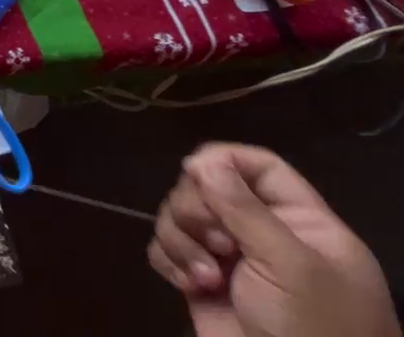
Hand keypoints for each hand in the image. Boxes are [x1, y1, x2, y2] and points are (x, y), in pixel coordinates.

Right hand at [150, 142, 397, 336]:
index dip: (223, 161)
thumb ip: (245, 208)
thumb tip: (201, 158)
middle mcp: (262, 234)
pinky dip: (169, 261)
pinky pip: (165, 247)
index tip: (197, 175)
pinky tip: (190, 285)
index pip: (259, 166)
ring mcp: (229, 257)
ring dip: (181, 242)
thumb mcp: (290, 266)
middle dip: (195, 212)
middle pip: (204, 188)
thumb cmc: (313, 328)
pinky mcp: (199, 277)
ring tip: (206, 277)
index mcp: (301, 224)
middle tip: (217, 244)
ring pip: (177, 216)